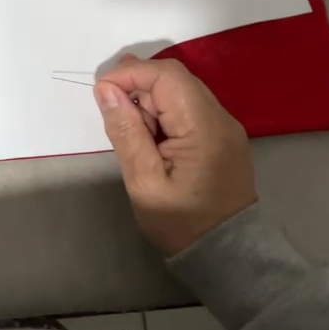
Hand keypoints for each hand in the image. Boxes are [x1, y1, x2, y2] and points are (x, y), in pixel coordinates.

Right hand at [93, 57, 256, 253]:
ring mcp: (224, 126)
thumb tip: (106, 90)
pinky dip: (163, 109)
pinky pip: (188, 105)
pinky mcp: (221, 135)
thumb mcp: (144, 181)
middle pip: (175, 78)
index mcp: (204, 128)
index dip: (130, 74)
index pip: (166, 76)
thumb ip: (126, 131)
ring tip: (130, 125)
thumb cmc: (181, 222)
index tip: (101, 93)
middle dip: (138, 83)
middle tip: (110, 107)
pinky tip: (150, 132)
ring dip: (149, 96)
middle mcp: (220, 118)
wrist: (228, 256)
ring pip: (181, 89)